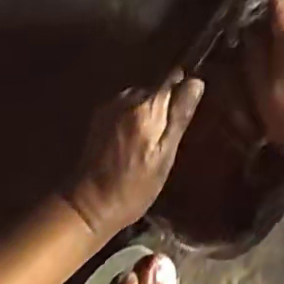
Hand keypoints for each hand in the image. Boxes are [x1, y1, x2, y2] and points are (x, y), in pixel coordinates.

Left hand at [64, 69, 205, 235]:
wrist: (88, 207)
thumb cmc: (134, 187)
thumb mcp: (164, 157)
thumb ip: (179, 116)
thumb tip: (196, 82)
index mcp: (147, 107)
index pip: (173, 76)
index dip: (183, 88)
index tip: (184, 109)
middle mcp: (128, 97)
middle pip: (156, 87)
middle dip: (163, 106)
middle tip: (162, 140)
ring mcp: (111, 104)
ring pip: (141, 97)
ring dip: (146, 112)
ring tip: (144, 144)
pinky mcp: (99, 114)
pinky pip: (125, 106)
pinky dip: (130, 117)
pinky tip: (127, 143)